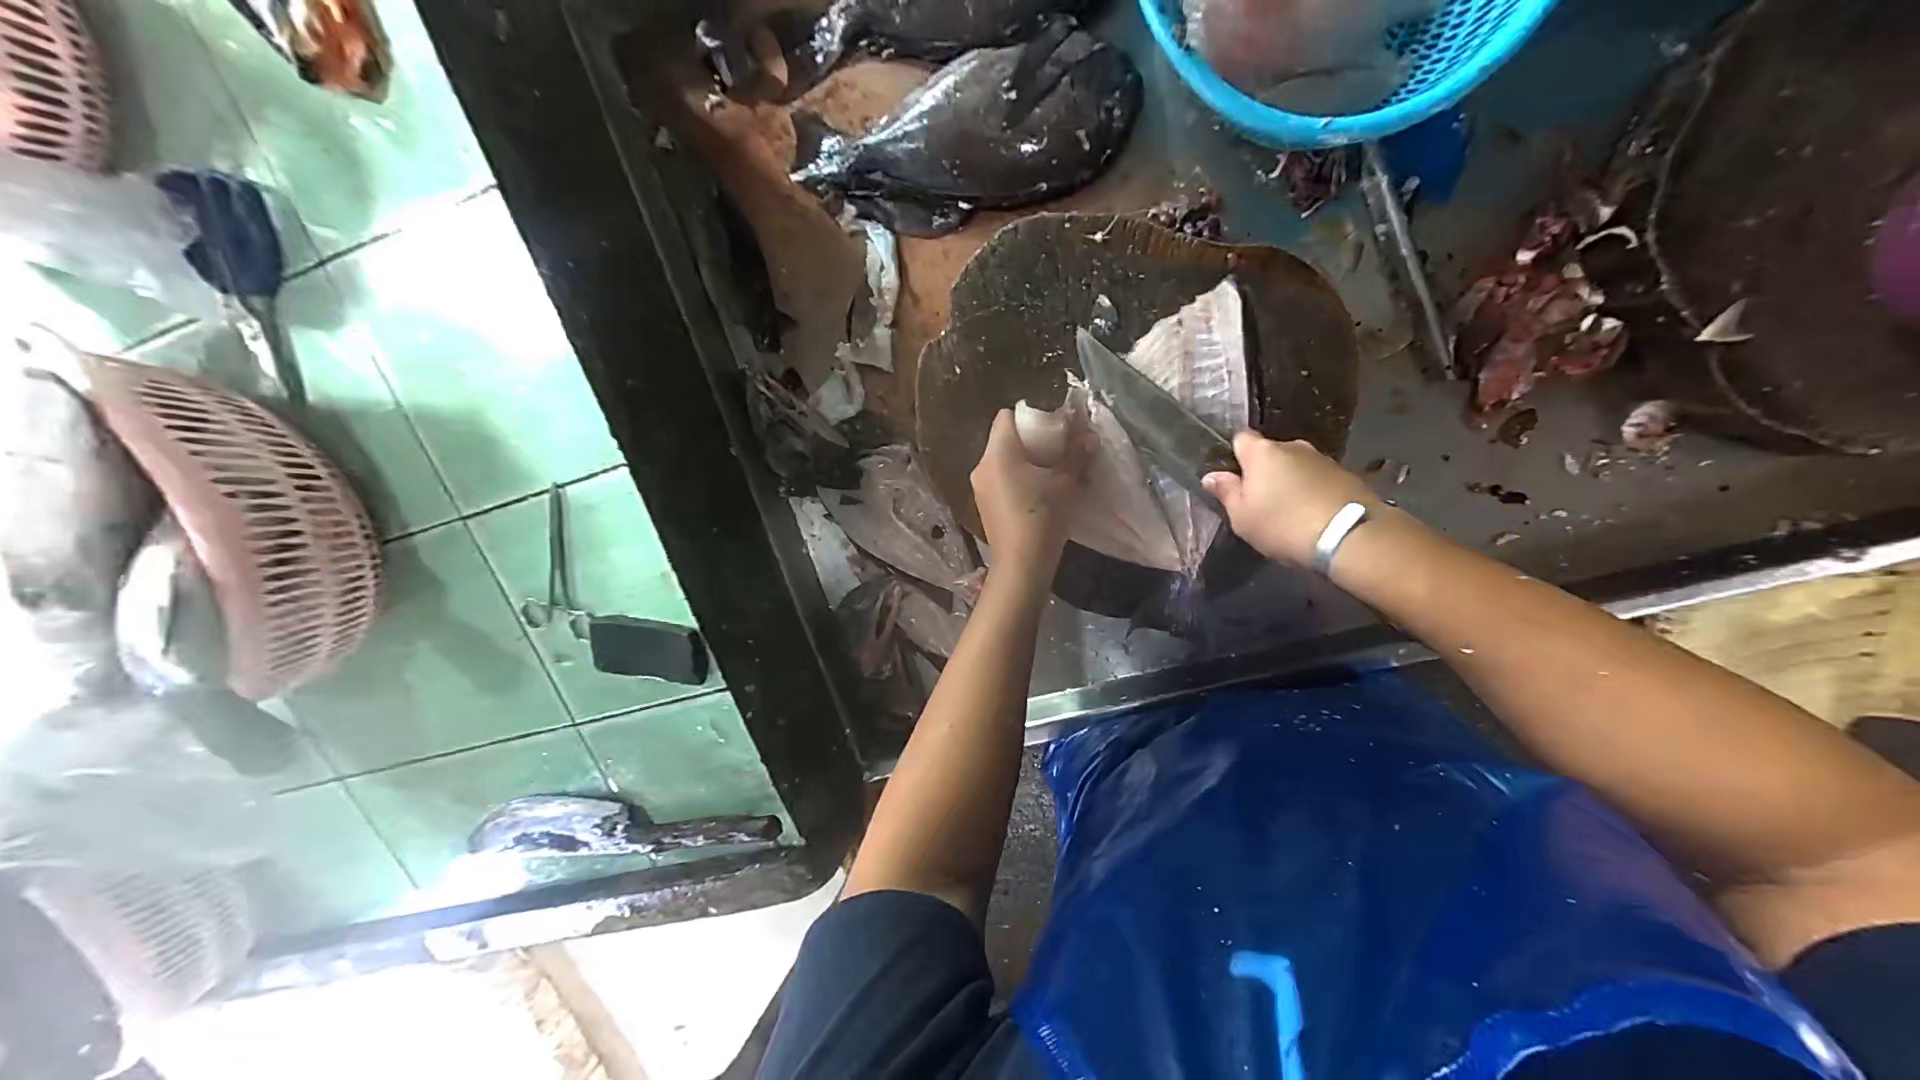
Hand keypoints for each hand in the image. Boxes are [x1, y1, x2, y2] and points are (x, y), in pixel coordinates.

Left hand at [971, 408, 1087, 576]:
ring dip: (1023, 463)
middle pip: (1003, 439)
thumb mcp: (1065, 482)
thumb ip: (1076, 454)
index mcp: (997, 453)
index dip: (1030, 417)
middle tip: (1056, 451)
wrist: (1021, 564)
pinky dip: (1016, 480)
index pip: (1006, 416)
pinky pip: (999, 481)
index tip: (1052, 430)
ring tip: (1049, 475)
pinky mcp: (983, 507)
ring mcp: (979, 488)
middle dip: (1030, 441)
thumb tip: (1089, 434)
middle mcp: (982, 466)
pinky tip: (1036, 495)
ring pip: (1001, 461)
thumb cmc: (1043, 517)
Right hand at [1202, 432, 1376, 567]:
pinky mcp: (1348, 475)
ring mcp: (1324, 459)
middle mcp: (1293, 447)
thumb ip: (1227, 493)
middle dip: (1265, 471)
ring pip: (1297, 466)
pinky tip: (1313, 514)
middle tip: (1260, 501)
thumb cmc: (1283, 524)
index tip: (1233, 476)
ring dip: (1291, 482)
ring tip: (1290, 512)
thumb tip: (1212, 476)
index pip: (1241, 439)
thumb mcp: (1242, 517)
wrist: (1349, 536)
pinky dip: (1313, 491)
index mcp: (1262, 453)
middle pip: (1270, 453)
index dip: (1235, 454)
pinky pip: (1319, 479)